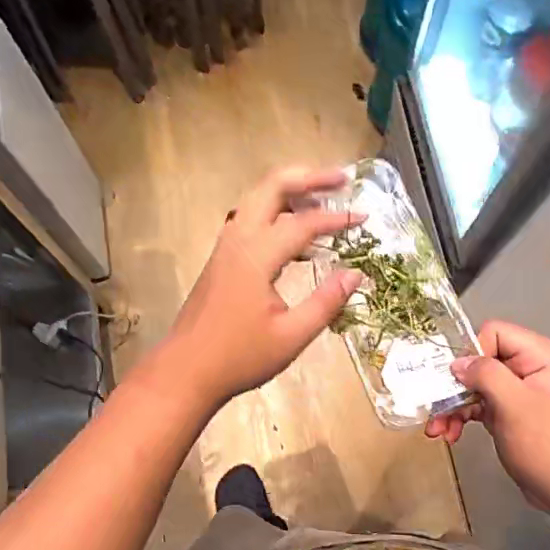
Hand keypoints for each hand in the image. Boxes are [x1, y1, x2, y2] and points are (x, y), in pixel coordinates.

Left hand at [145, 167, 364, 408]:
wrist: (186, 371)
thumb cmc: (240, 357)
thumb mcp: (292, 336)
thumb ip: (326, 302)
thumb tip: (356, 273)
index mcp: (256, 256)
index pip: (302, 223)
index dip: (336, 218)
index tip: (364, 218)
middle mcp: (238, 240)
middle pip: (271, 188)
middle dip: (308, 177)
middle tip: (341, 179)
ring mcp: (225, 247)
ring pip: (257, 199)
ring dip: (290, 191)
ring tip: (323, 198)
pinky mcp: (221, 259)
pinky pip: (250, 218)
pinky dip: (276, 212)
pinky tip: (296, 235)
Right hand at [424, 321, 549, 513]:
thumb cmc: (549, 446)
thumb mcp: (515, 405)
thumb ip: (486, 375)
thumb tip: (458, 362)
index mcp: (540, 356)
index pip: (495, 333)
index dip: (471, 353)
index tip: (455, 380)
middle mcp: (530, 369)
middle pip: (481, 361)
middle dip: (455, 385)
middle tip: (435, 406)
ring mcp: (520, 394)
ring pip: (476, 387)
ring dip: (454, 406)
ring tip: (438, 429)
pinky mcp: (511, 416)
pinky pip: (480, 407)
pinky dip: (463, 418)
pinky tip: (451, 434)